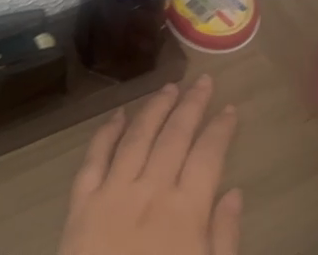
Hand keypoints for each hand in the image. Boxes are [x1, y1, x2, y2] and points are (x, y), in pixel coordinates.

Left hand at [57, 76, 241, 254]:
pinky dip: (106, 132)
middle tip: (203, 81)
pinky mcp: (81, 202)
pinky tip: (118, 115)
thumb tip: (235, 192)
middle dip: (191, 105)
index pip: (208, 155)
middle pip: (174, 136)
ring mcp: (112, 192)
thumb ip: (224, 236)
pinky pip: (94, 158)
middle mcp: (150, 190)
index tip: (230, 108)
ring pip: (136, 137)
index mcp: (185, 211)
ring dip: (154, 108)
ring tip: (168, 87)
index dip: (221, 129)